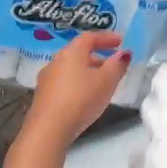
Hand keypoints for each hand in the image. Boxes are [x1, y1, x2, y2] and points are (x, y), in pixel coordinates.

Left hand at [20, 31, 128, 151]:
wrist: (48, 130)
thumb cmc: (81, 99)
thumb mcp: (107, 81)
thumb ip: (117, 65)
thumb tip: (124, 53)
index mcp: (72, 52)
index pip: (90, 37)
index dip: (107, 37)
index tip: (121, 41)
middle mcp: (56, 61)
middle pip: (79, 52)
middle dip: (98, 55)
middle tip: (113, 62)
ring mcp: (46, 79)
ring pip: (71, 68)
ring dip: (87, 70)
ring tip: (102, 81)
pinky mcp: (42, 97)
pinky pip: (64, 82)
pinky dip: (77, 82)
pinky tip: (85, 96)